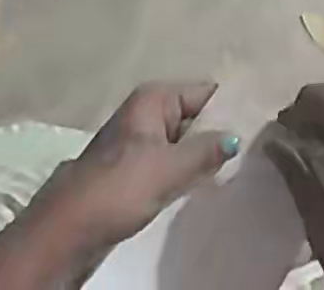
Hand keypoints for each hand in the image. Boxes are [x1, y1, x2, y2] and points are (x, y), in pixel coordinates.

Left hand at [34, 82, 239, 250]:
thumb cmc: (118, 187)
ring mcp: (140, 140)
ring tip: (236, 170)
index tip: (257, 126)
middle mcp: (147, 111)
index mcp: (154, 98)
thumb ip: (205, 151)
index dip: (230, 109)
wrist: (66, 230)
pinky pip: (171, 161)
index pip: (205, 92)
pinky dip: (186, 172)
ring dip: (202, 157)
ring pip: (183, 142)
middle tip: (252, 153)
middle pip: (195, 116)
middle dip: (218, 134)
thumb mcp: (167, 169)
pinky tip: (205, 186)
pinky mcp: (135, 167)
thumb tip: (236, 136)